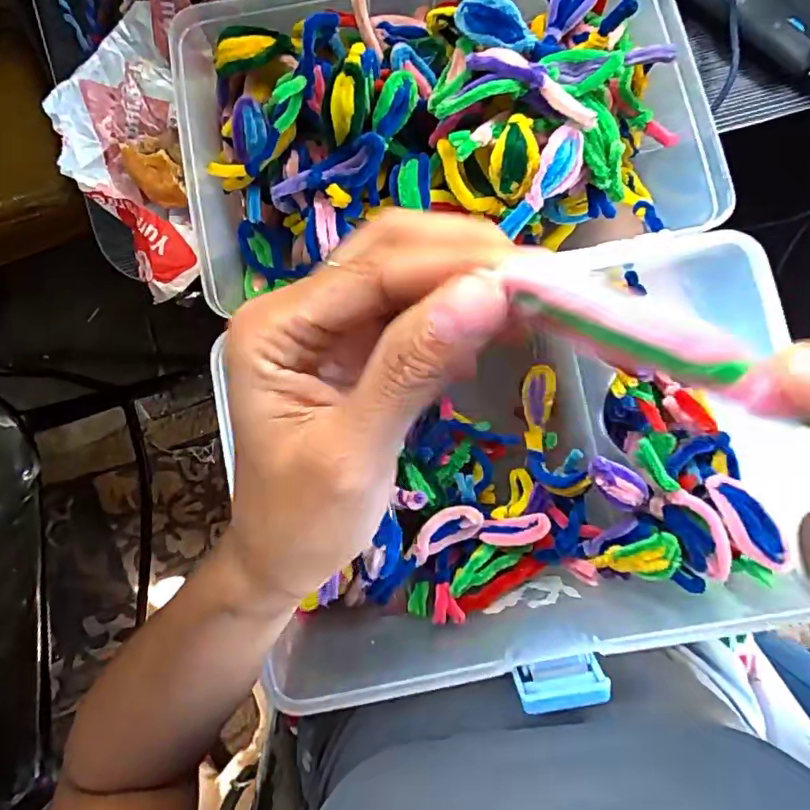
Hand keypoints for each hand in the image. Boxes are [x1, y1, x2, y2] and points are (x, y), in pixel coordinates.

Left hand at [218, 211, 519, 607]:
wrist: (282, 559)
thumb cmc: (301, 520)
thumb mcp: (353, 453)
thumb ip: (410, 370)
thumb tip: (484, 293)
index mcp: (274, 327)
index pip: (371, 272)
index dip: (450, 266)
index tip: (527, 276)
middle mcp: (297, 308)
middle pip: (387, 251)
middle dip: (462, 257)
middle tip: (536, 279)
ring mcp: (328, 322)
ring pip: (405, 270)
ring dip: (466, 275)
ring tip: (530, 296)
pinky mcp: (358, 343)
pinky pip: (414, 307)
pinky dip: (458, 309)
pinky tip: (498, 323)